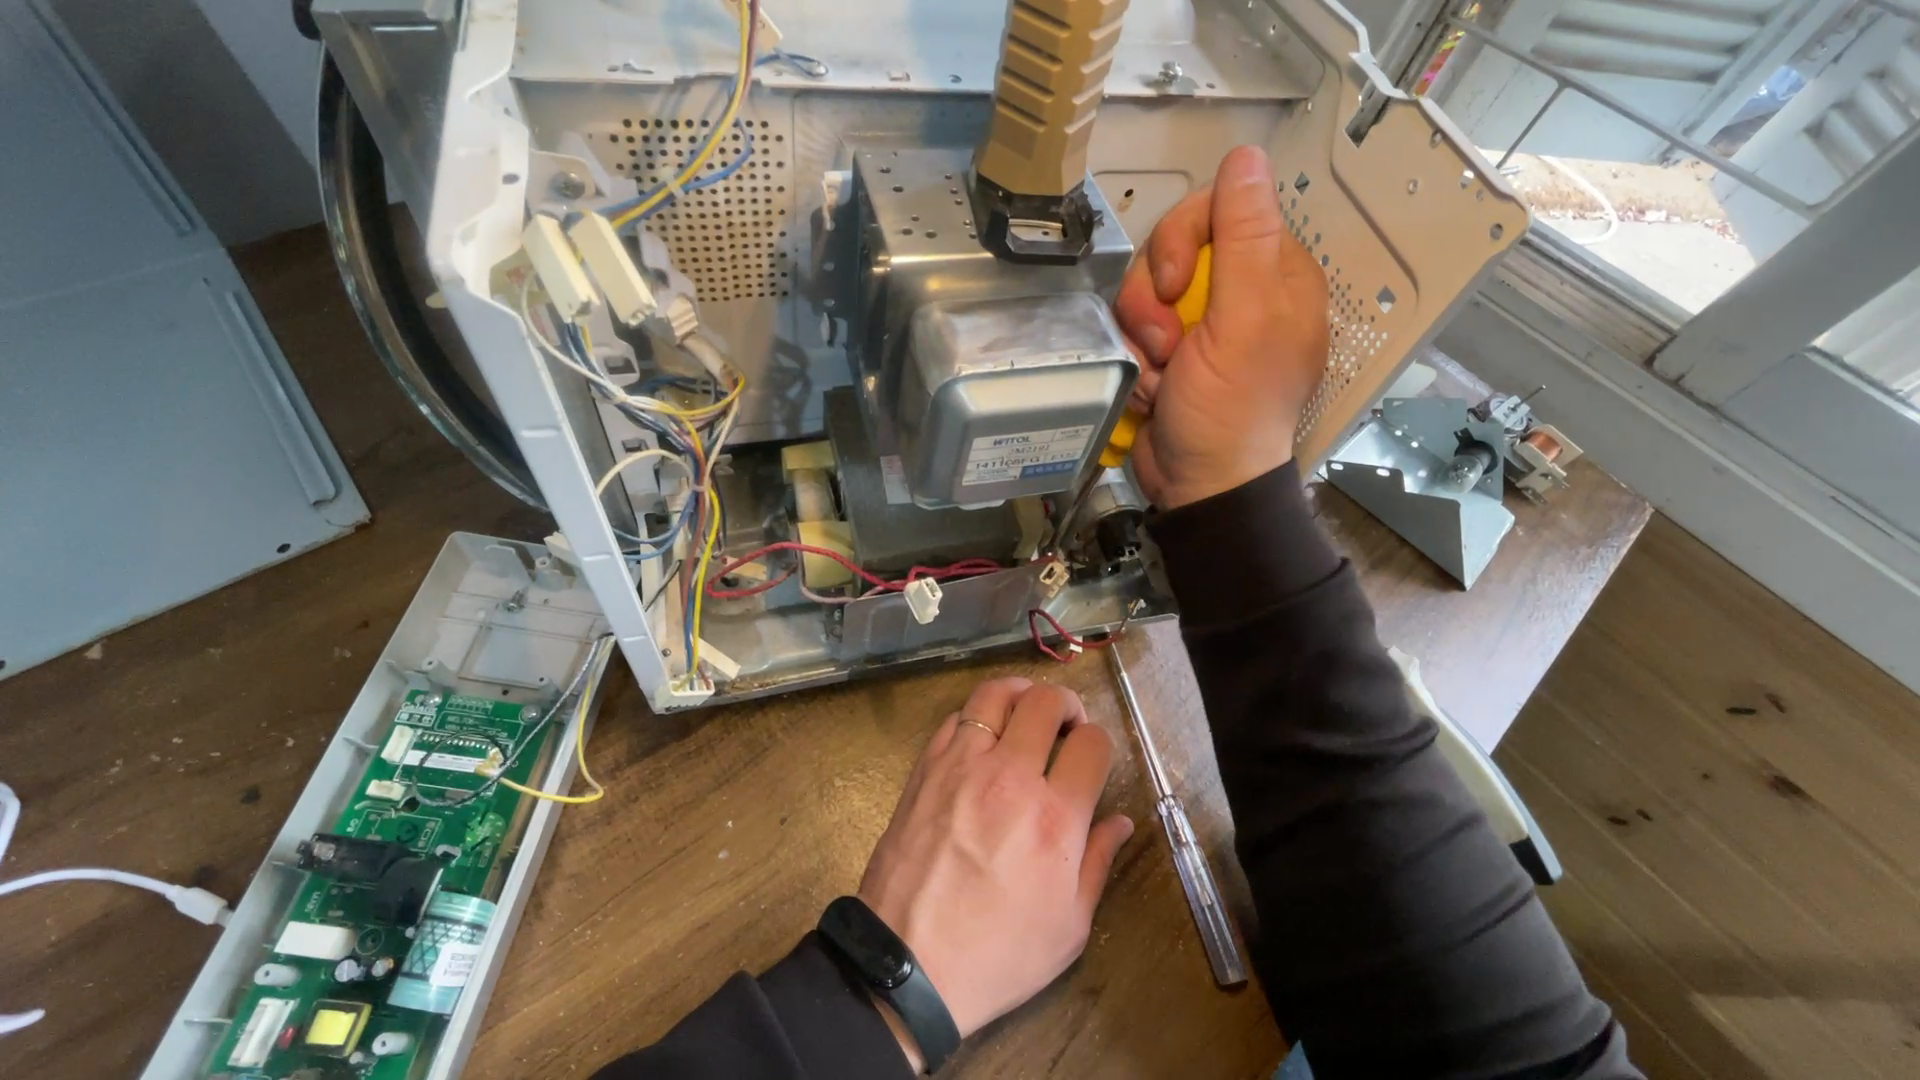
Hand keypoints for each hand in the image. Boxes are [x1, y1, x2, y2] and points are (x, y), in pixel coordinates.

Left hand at [857, 677, 1134, 1055]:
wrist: (908, 964)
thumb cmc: (998, 954)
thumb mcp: (1069, 926)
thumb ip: (1098, 862)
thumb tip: (1120, 821)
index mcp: (1055, 817)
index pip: (1092, 743)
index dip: (1099, 742)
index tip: (1093, 758)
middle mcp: (1010, 777)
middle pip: (1046, 702)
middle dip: (1066, 704)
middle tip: (1067, 725)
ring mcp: (962, 766)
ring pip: (996, 694)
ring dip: (1021, 694)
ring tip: (1027, 712)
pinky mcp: (925, 769)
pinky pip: (956, 718)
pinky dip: (977, 716)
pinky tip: (983, 738)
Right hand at [1113, 145, 1330, 508]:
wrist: (1202, 486)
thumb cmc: (1231, 407)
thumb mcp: (1244, 318)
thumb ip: (1243, 236)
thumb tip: (1245, 155)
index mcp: (1276, 274)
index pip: (1219, 210)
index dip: (1183, 238)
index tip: (1173, 283)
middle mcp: (1241, 292)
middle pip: (1173, 250)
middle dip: (1155, 299)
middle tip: (1168, 342)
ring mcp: (1203, 326)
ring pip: (1146, 293)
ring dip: (1143, 337)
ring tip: (1161, 375)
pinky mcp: (1172, 355)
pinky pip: (1136, 331)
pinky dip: (1137, 362)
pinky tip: (1154, 389)